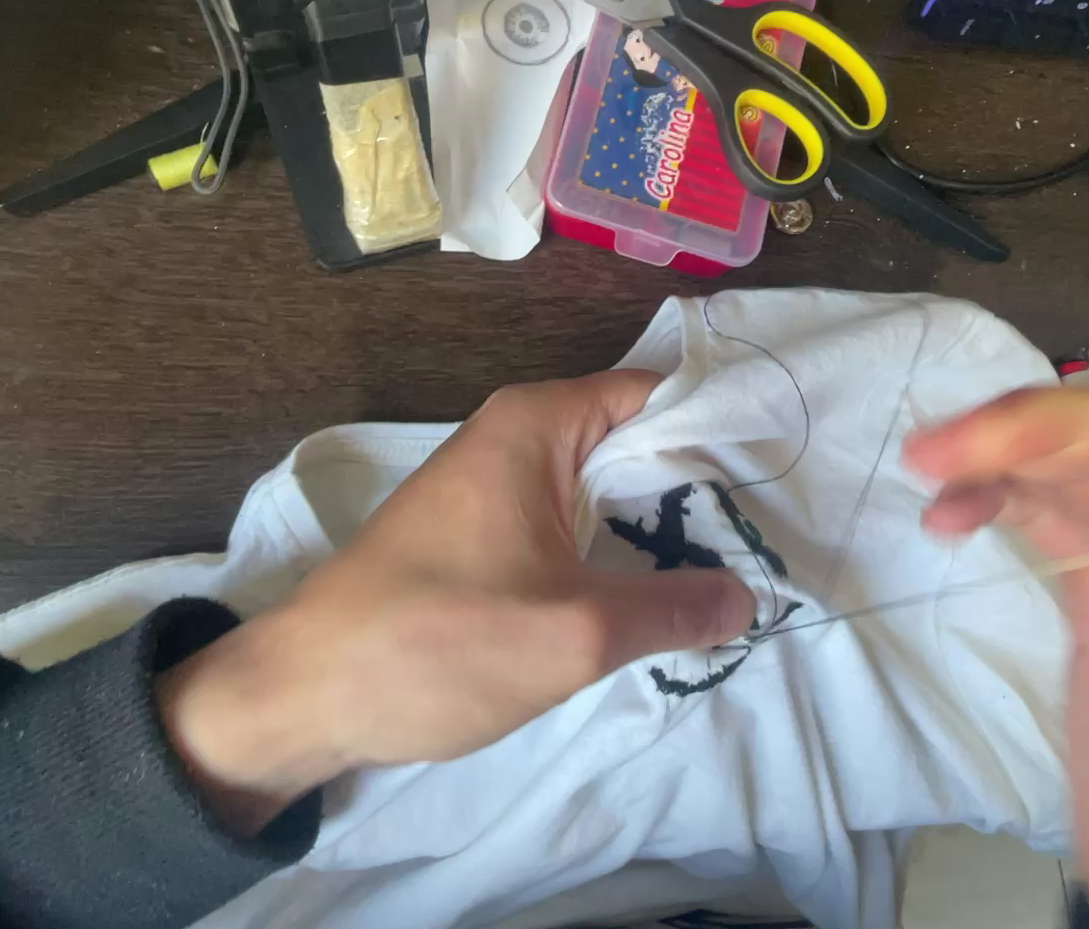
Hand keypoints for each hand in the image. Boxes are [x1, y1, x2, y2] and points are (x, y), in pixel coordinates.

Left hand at [157, 372, 756, 833]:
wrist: (309, 691)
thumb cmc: (440, 640)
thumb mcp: (575, 632)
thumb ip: (671, 608)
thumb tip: (745, 599)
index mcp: (538, 423)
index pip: (654, 398)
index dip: (718, 435)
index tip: (778, 482)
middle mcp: (519, 435)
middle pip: (632, 443)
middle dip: (696, 491)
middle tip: (769, 540)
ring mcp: (498, 483)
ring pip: (603, 489)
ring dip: (656, 527)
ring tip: (734, 569)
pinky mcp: (487, 529)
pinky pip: (570, 522)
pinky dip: (614, 549)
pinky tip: (657, 592)